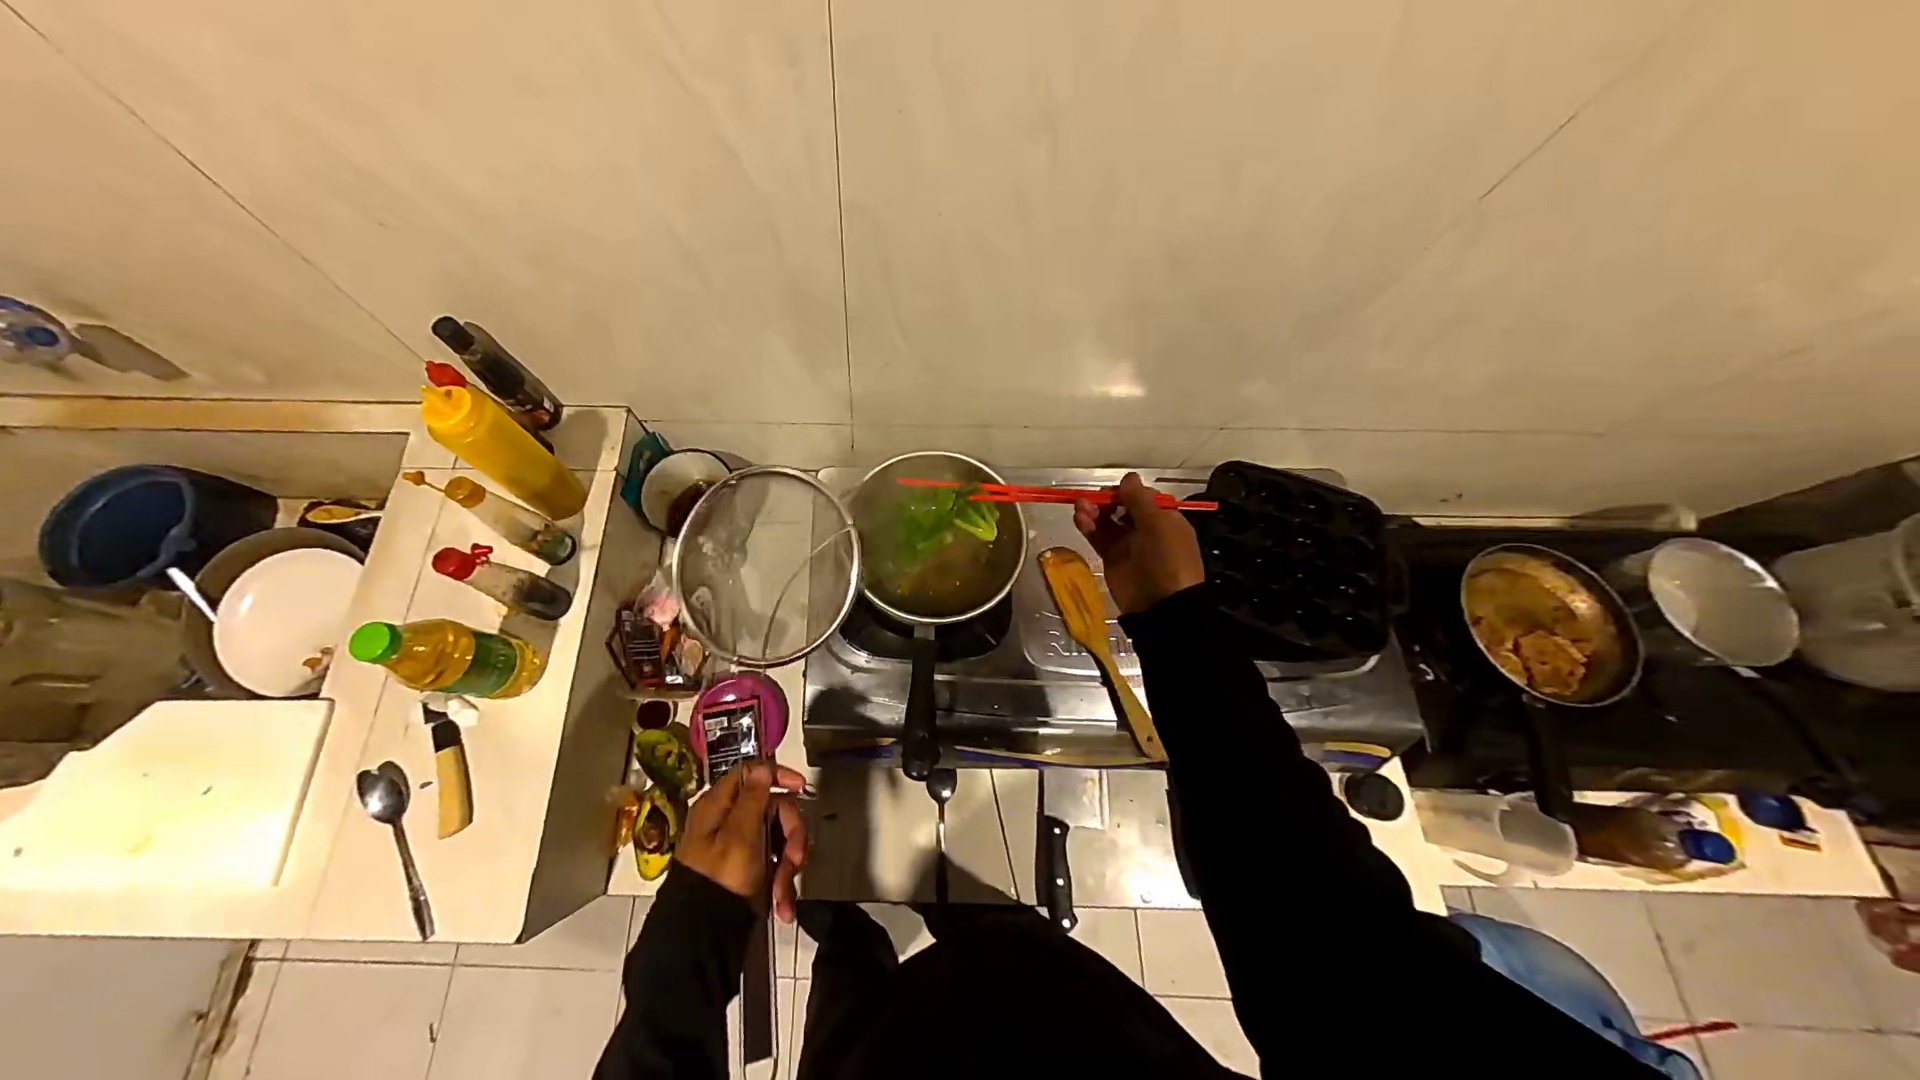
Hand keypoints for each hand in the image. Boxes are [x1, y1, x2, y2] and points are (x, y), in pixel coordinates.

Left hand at [674, 761, 810, 922]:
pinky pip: (773, 862)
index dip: (777, 775)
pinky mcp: (747, 869)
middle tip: (796, 856)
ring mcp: (739, 846)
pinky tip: (782, 903)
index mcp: (718, 806)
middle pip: (772, 807)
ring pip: (778, 837)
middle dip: (790, 832)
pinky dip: (781, 882)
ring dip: (788, 863)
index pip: (750, 773)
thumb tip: (762, 769)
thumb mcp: (739, 835)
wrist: (702, 937)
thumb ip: (753, 799)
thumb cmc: (720, 878)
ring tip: (783, 890)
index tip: (800, 787)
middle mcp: (728, 821)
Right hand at [1073, 472, 1206, 614]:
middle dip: (1106, 501)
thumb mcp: (1158, 525)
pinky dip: (1088, 526)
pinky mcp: (1111, 557)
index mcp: (1164, 519)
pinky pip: (1098, 537)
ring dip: (1093, 511)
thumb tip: (1127, 478)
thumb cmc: (1167, 559)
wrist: (1160, 604)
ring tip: (1080, 508)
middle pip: (1121, 507)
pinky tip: (1079, 519)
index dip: (1126, 492)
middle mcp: (1146, 529)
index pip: (1141, 497)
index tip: (1114, 492)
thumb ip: (1139, 500)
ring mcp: (1127, 543)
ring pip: (1106, 521)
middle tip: (1092, 501)